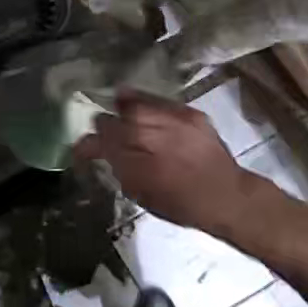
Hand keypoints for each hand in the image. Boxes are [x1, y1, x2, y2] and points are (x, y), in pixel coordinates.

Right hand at [76, 90, 258, 236]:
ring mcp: (172, 123)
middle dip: (103, 126)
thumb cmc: (181, 204)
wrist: (227, 195)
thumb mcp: (142, 195)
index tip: (80, 151)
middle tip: (102, 133)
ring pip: (135, 106)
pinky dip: (145, 102)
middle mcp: (152, 140)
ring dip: (121, 109)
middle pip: (114, 122)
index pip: (100, 145)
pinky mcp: (189, 114)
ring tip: (116, 109)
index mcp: (137, 165)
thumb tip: (102, 155)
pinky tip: (138, 104)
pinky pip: (158, 102)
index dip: (86, 146)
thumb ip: (120, 171)